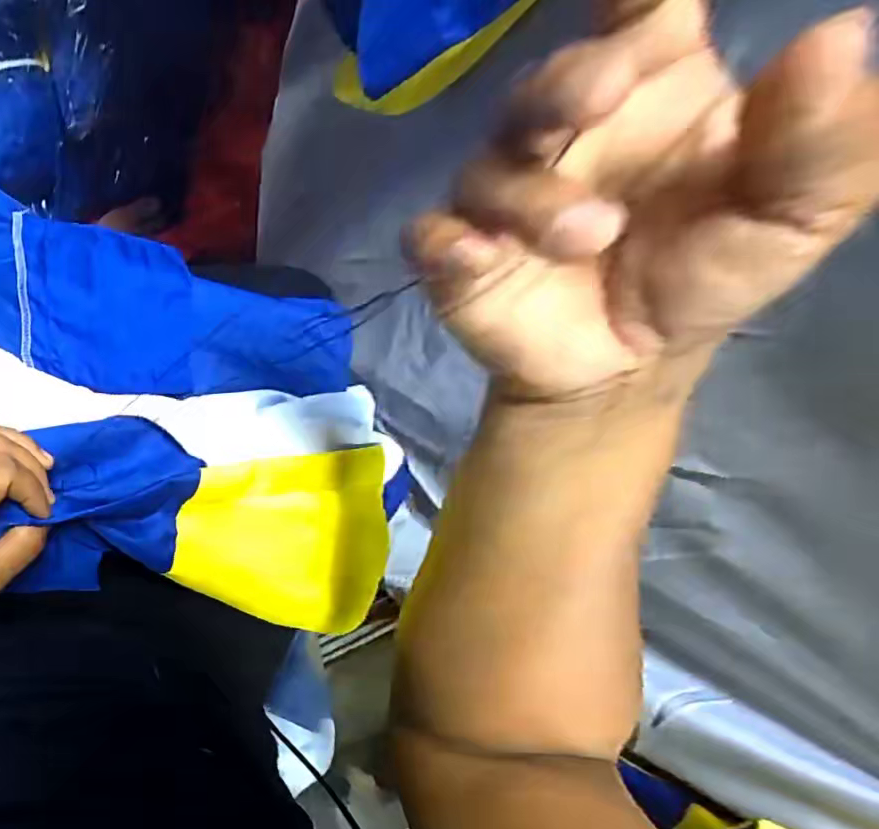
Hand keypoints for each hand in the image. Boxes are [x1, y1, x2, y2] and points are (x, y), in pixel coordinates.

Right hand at [409, 0, 878, 407]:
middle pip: (541, 83)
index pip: (639, 19)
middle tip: (595, 104)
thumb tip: (832, 34)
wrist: (626, 363)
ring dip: (529, 197)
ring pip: (485, 167)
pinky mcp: (452, 257)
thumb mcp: (804, 208)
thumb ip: (822, 134)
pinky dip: (445, 241)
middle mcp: (568, 137)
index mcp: (659, 95)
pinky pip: (428, 234)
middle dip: (562, 85)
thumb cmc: (712, 273)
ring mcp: (500, 199)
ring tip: (587, 239)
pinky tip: (477, 256)